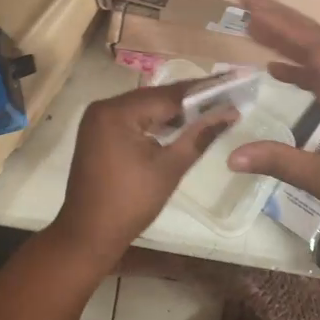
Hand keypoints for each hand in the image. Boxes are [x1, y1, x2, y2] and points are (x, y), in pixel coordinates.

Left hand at [51, 83, 236, 263]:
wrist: (88, 235)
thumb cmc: (130, 203)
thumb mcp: (170, 168)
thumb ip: (200, 136)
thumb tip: (230, 112)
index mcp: (117, 112)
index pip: (168, 94)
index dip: (202, 92)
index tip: (231, 85)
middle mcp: (104, 107)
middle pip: (155, 97)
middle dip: (189, 99)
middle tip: (224, 96)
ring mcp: (98, 120)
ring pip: (144, 106)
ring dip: (173, 110)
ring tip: (209, 108)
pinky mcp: (98, 132)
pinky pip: (132, 118)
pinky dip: (154, 120)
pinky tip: (179, 124)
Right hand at [227, 0, 319, 236]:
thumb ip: (280, 163)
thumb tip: (232, 156)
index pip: (314, 44)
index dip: (281, 22)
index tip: (250, 4)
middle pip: (317, 40)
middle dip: (281, 20)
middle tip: (245, 3)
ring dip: (289, 41)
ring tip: (254, 28)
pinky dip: (301, 68)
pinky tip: (277, 70)